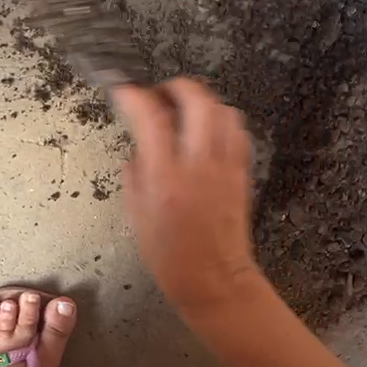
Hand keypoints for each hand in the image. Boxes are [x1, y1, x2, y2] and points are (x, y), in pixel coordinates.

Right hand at [115, 79, 267, 314]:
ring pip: (223, 110)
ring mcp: (225, 167)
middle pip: (197, 99)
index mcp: (166, 178)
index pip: (150, 117)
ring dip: (202, 102)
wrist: (214, 280)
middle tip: (160, 95)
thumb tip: (136, 149)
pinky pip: (238, 133)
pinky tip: (208, 134)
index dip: (134, 95)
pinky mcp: (242, 174)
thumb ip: (134, 175)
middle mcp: (198, 165)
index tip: (124, 91)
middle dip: (176, 86)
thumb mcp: (137, 217)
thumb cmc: (171, 257)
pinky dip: (222, 123)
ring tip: (185, 111)